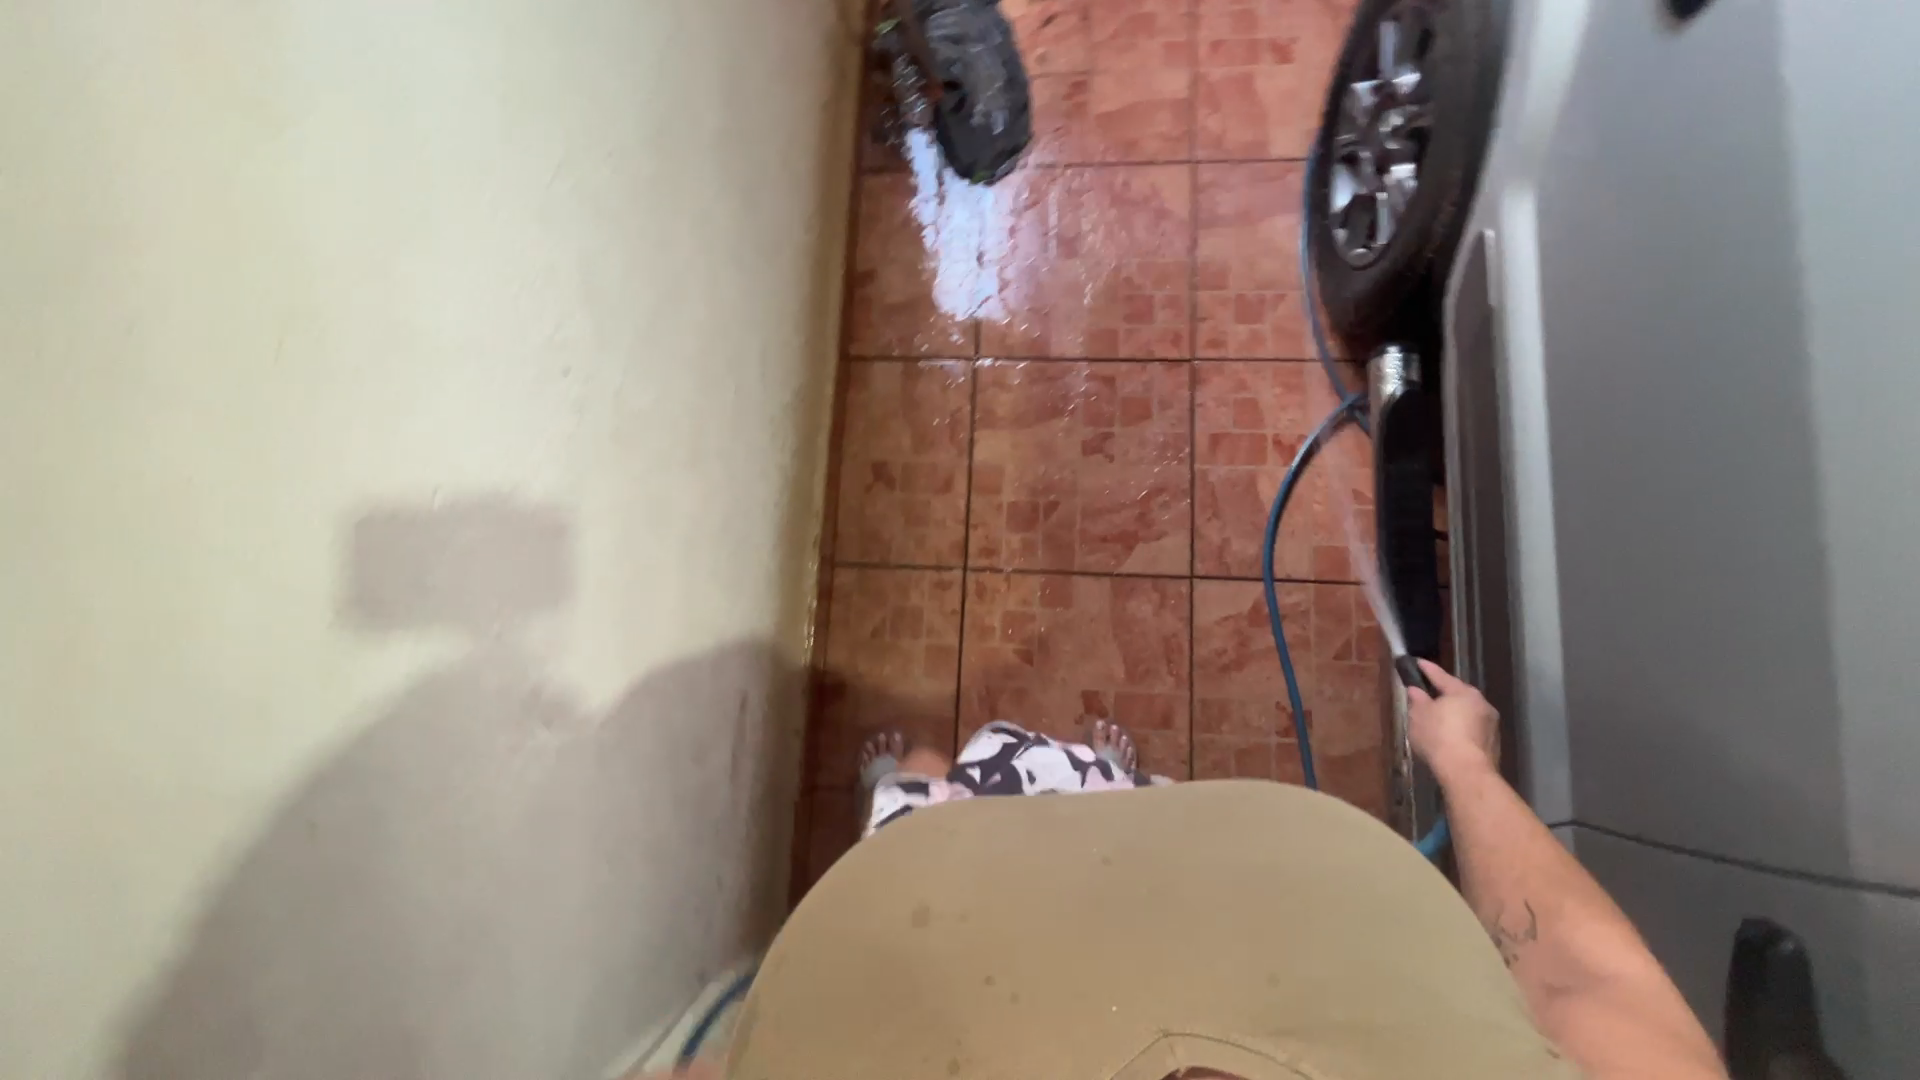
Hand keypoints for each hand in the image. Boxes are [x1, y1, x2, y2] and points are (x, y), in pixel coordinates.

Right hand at [1406, 659, 1499, 781]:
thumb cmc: (1439, 736)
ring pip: (1467, 711)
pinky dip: (1460, 727)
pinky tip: (1448, 735)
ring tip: (1436, 717)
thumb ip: (1417, 699)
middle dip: (1442, 693)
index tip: (1416, 661)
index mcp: (1462, 692)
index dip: (1426, 668)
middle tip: (1426, 692)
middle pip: (1457, 693)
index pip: (1440, 675)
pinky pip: (1472, 727)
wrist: (1466, 771)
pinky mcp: (1493, 742)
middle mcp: (1481, 703)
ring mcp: (1491, 723)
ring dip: (1453, 712)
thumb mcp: (1418, 715)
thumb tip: (1416, 690)